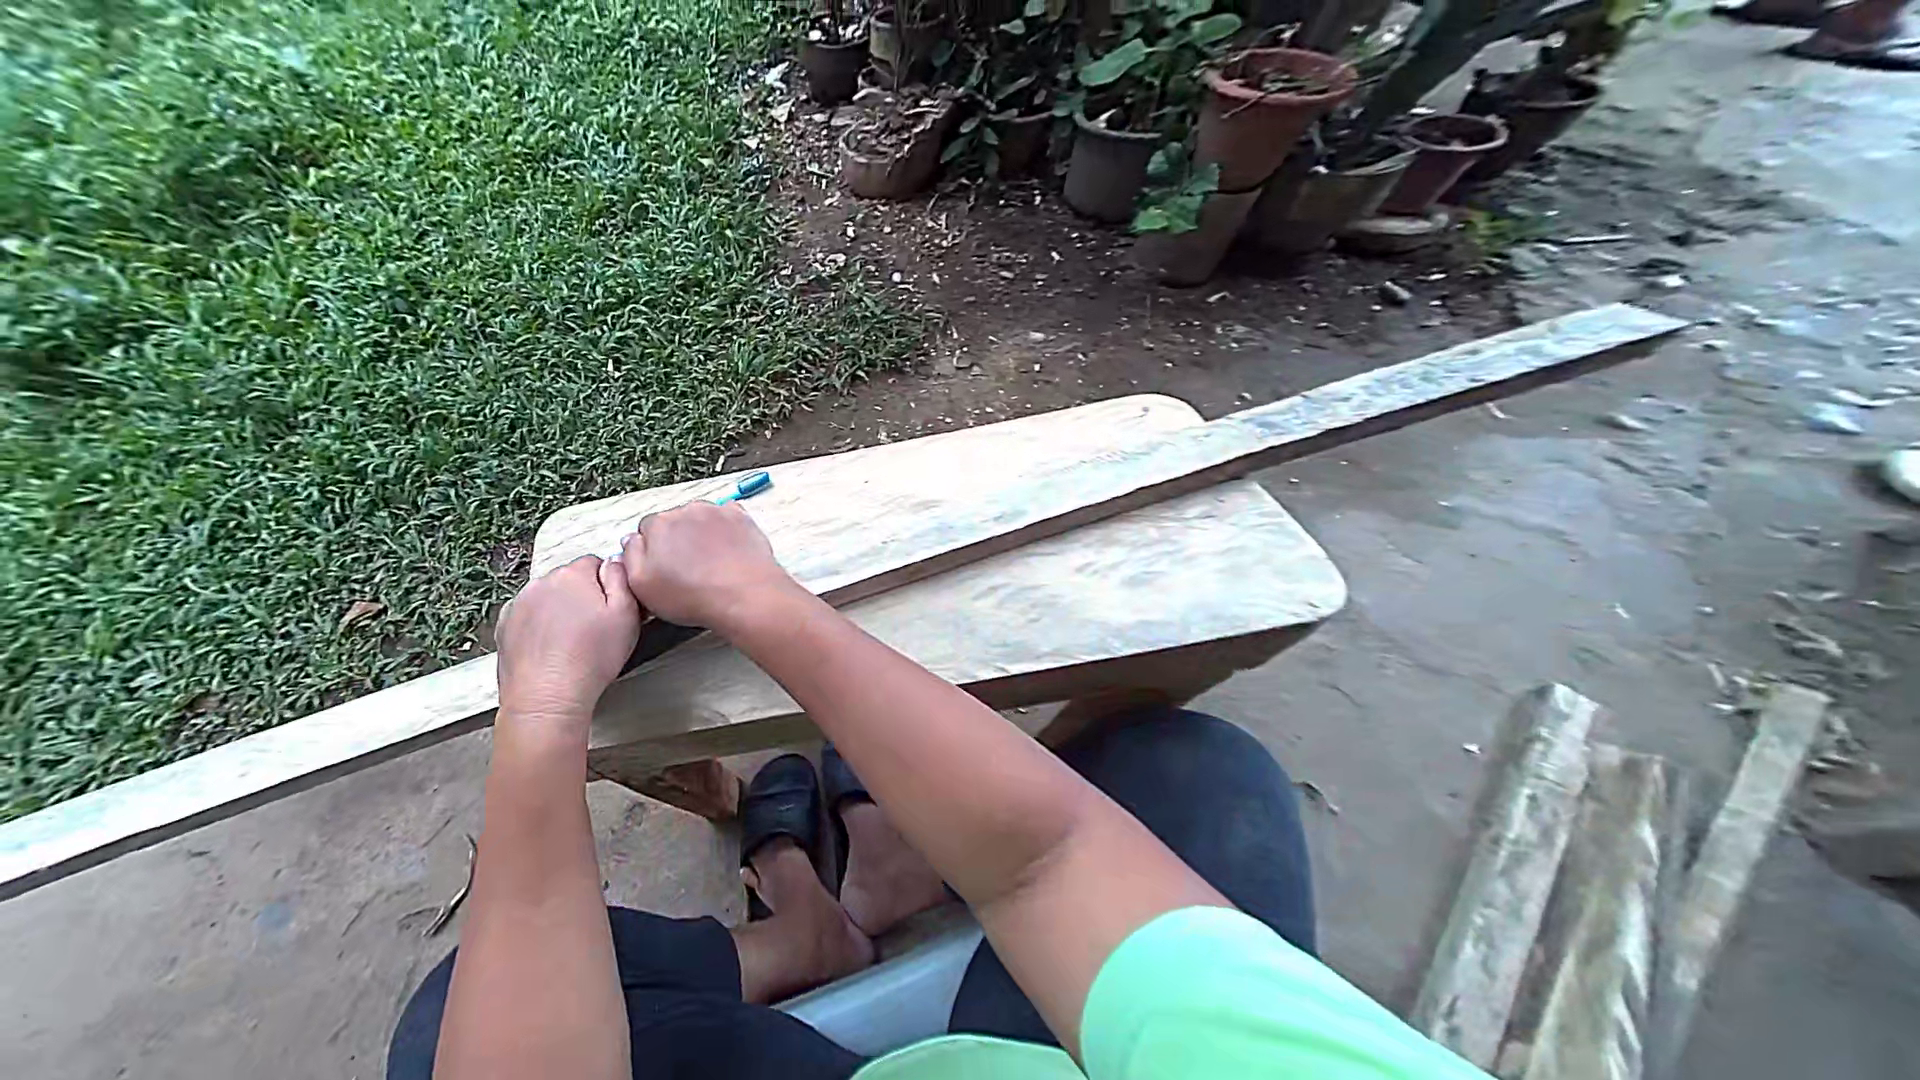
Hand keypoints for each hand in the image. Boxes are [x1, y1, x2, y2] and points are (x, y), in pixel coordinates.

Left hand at [495, 555, 639, 725]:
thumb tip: (614, 561)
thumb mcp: (627, 613)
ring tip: (576, 641)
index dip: (609, 585)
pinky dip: (542, 627)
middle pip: (570, 580)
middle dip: (584, 597)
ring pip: (549, 598)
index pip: (596, 562)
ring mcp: (518, 605)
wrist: (546, 697)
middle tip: (598, 627)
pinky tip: (555, 648)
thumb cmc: (590, 658)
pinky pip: (530, 617)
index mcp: (572, 575)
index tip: (614, 608)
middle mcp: (540, 584)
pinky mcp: (505, 627)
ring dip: (562, 611)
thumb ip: (622, 578)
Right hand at [619, 501, 798, 631]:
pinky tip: (728, 550)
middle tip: (688, 568)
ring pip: (700, 518)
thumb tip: (631, 541)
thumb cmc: (694, 595)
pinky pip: (727, 517)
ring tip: (711, 562)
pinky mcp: (741, 517)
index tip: (664, 566)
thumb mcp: (641, 586)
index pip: (647, 529)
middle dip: (678, 539)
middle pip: (674, 521)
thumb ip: (630, 557)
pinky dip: (726, 530)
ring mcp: (716, 511)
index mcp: (658, 525)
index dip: (654, 550)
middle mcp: (686, 511)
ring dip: (702, 533)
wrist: (744, 594)